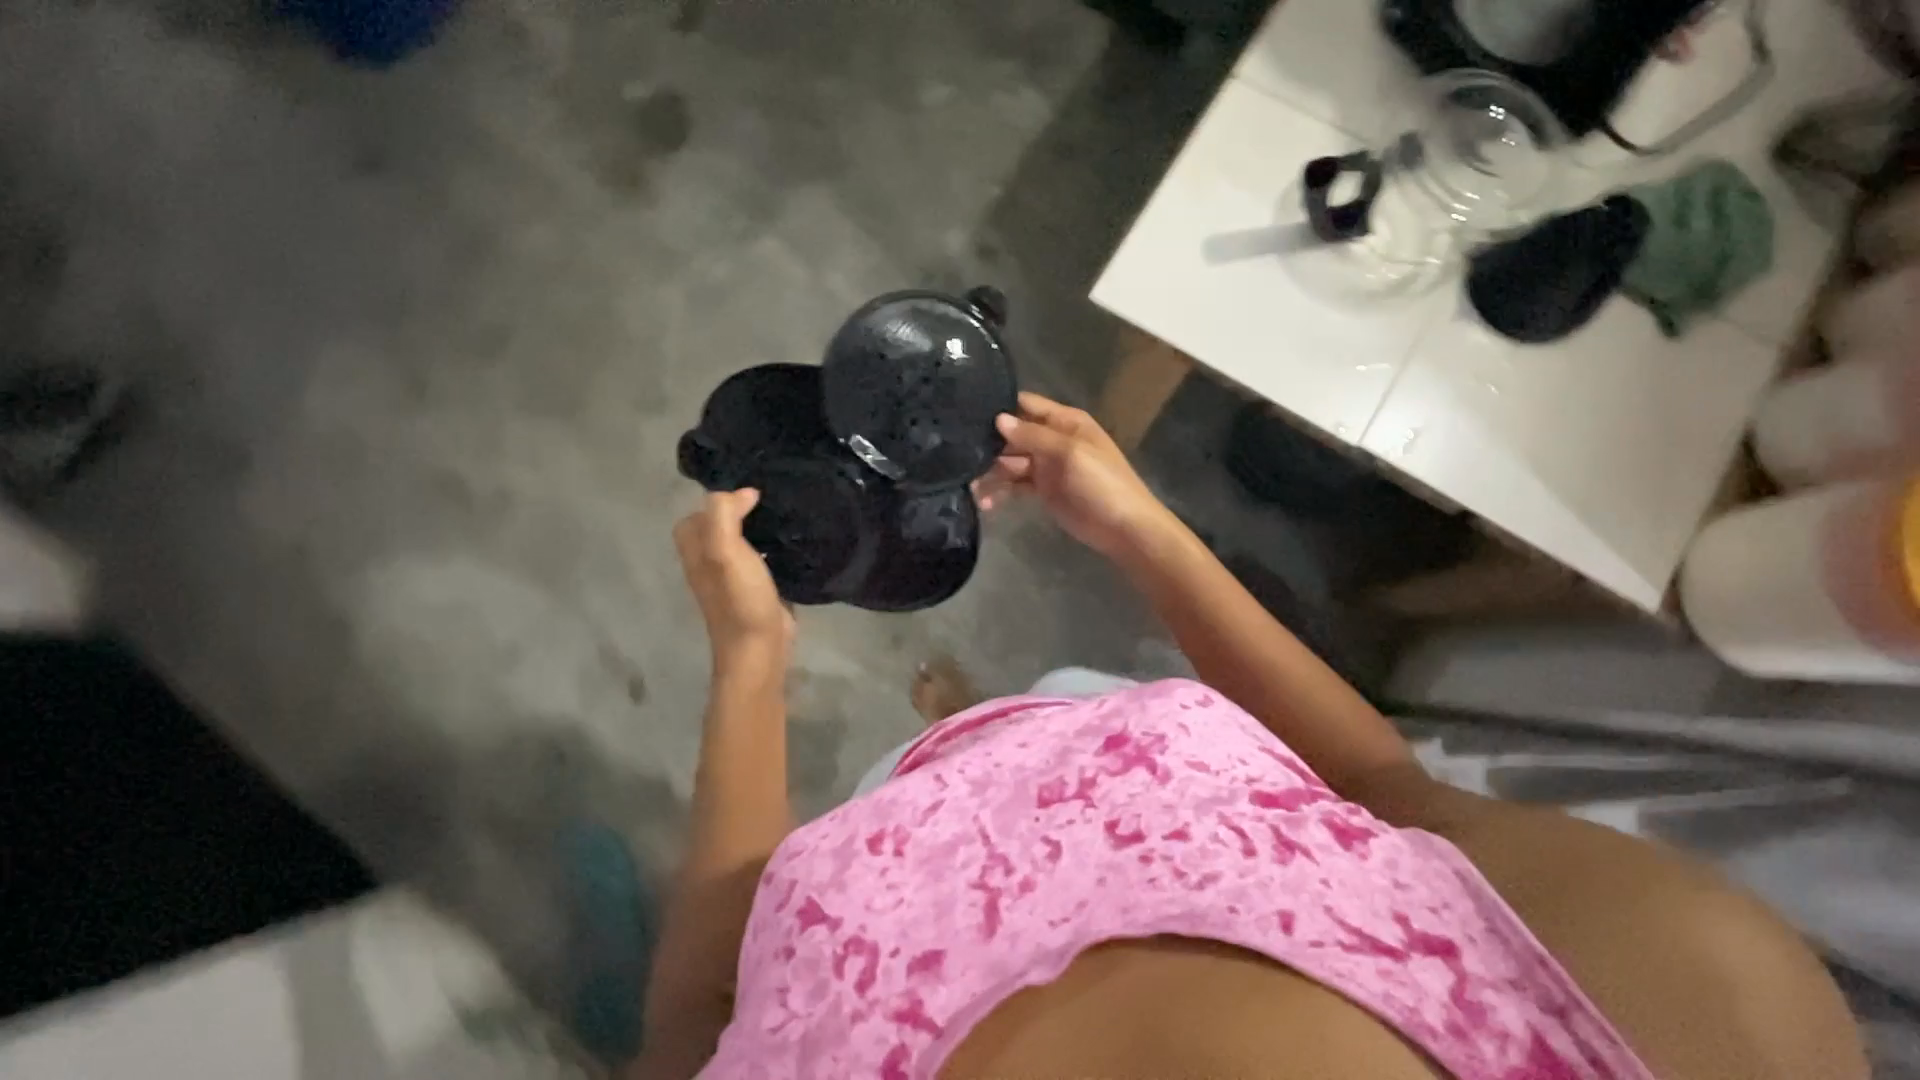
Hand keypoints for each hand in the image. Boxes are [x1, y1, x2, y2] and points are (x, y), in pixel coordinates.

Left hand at [674, 489, 794, 674]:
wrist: (759, 647)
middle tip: (768, 504)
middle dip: (738, 514)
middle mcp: (708, 564)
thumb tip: (744, 493)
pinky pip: (759, 561)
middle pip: (716, 529)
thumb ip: (724, 514)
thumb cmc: (739, 598)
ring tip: (782, 518)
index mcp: (695, 553)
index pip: (694, 517)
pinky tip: (790, 545)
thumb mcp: (724, 550)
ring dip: (756, 530)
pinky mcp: (756, 590)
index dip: (716, 503)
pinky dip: (771, 549)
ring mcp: (731, 580)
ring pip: (739, 544)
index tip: (749, 497)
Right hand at [978, 391, 1178, 558]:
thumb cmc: (1102, 484)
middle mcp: (1053, 439)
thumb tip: (998, 419)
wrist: (1124, 528)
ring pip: (1010, 462)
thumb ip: (1033, 436)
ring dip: (990, 473)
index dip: (999, 408)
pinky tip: (985, 503)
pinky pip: (1016, 485)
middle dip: (988, 445)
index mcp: (1064, 422)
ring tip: (969, 489)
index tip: (965, 415)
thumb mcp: (1069, 453)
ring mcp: (1047, 466)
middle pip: (1013, 435)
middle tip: (958, 458)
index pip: (1025, 405)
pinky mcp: (1044, 491)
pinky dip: (1000, 492)